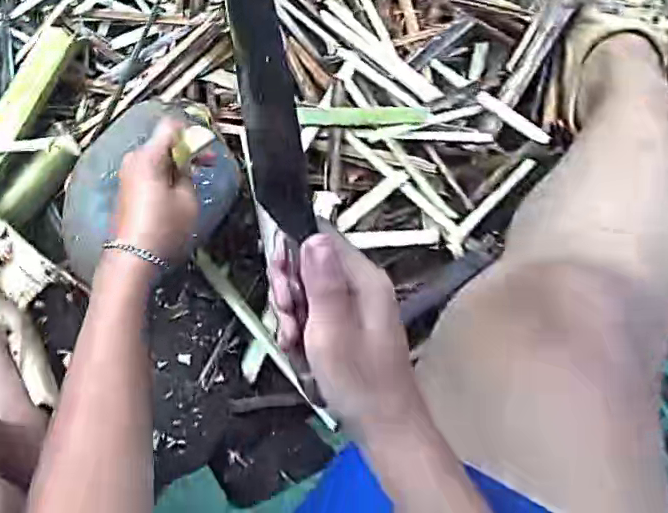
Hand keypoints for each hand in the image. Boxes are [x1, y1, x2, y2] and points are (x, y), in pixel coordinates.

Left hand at [109, 118, 204, 269]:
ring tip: (193, 179)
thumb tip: (187, 159)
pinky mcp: (126, 185)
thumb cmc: (163, 228)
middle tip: (206, 163)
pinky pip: (148, 169)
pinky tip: (176, 189)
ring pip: (156, 156)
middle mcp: (134, 158)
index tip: (205, 145)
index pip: (170, 126)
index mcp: (148, 155)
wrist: (132, 257)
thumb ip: (188, 171)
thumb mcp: (187, 199)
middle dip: (185, 149)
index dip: (191, 132)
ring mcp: (127, 172)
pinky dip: (163, 173)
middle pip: (163, 141)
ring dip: (175, 162)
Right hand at [269, 230, 428, 439]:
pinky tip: (299, 346)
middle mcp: (360, 284)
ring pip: (304, 285)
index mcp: (363, 278)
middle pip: (307, 259)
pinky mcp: (345, 320)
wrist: (385, 433)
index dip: (291, 251)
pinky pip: (310, 307)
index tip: (281, 280)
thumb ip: (321, 283)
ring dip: (290, 310)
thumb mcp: (331, 331)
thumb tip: (313, 236)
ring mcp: (353, 302)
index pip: (318, 235)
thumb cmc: (362, 386)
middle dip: (287, 285)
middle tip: (287, 314)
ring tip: (294, 338)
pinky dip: (298, 324)